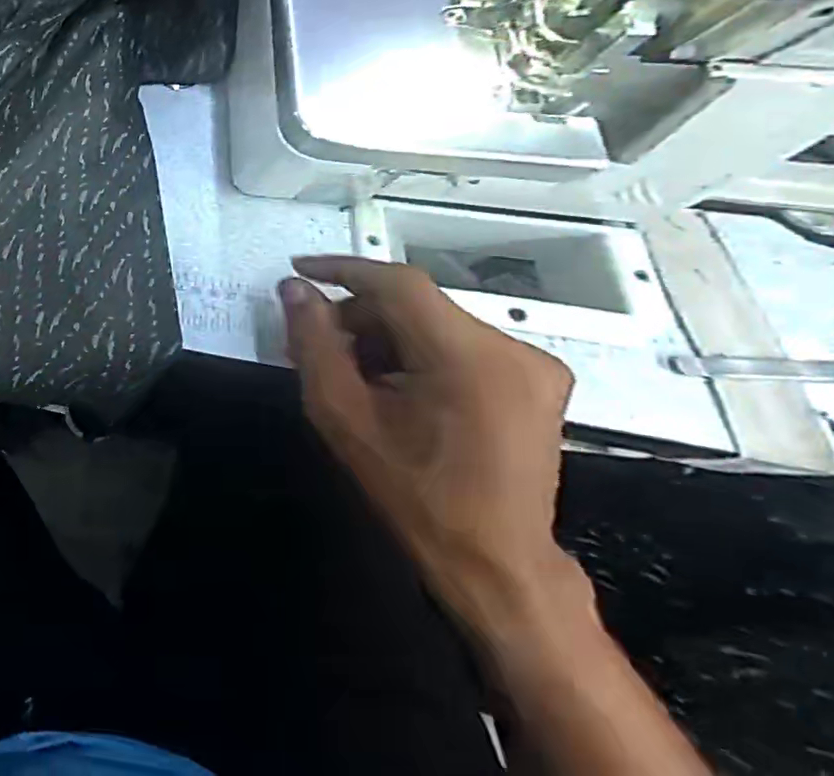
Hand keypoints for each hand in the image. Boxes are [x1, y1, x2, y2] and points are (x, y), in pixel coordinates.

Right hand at [278, 256, 582, 633]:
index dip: (343, 270)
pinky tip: (395, 387)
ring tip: (355, 374)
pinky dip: (419, 353)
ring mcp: (533, 364)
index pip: (399, 284)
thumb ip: (315, 346)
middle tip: (320, 345)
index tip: (300, 271)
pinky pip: (461, 344)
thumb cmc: (416, 498)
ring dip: (388, 337)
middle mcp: (513, 349)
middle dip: (362, 317)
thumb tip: (296, 292)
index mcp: (470, 358)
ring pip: (436, 323)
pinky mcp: (537, 379)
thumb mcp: (346, 420)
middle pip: (416, 305)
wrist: (495, 563)